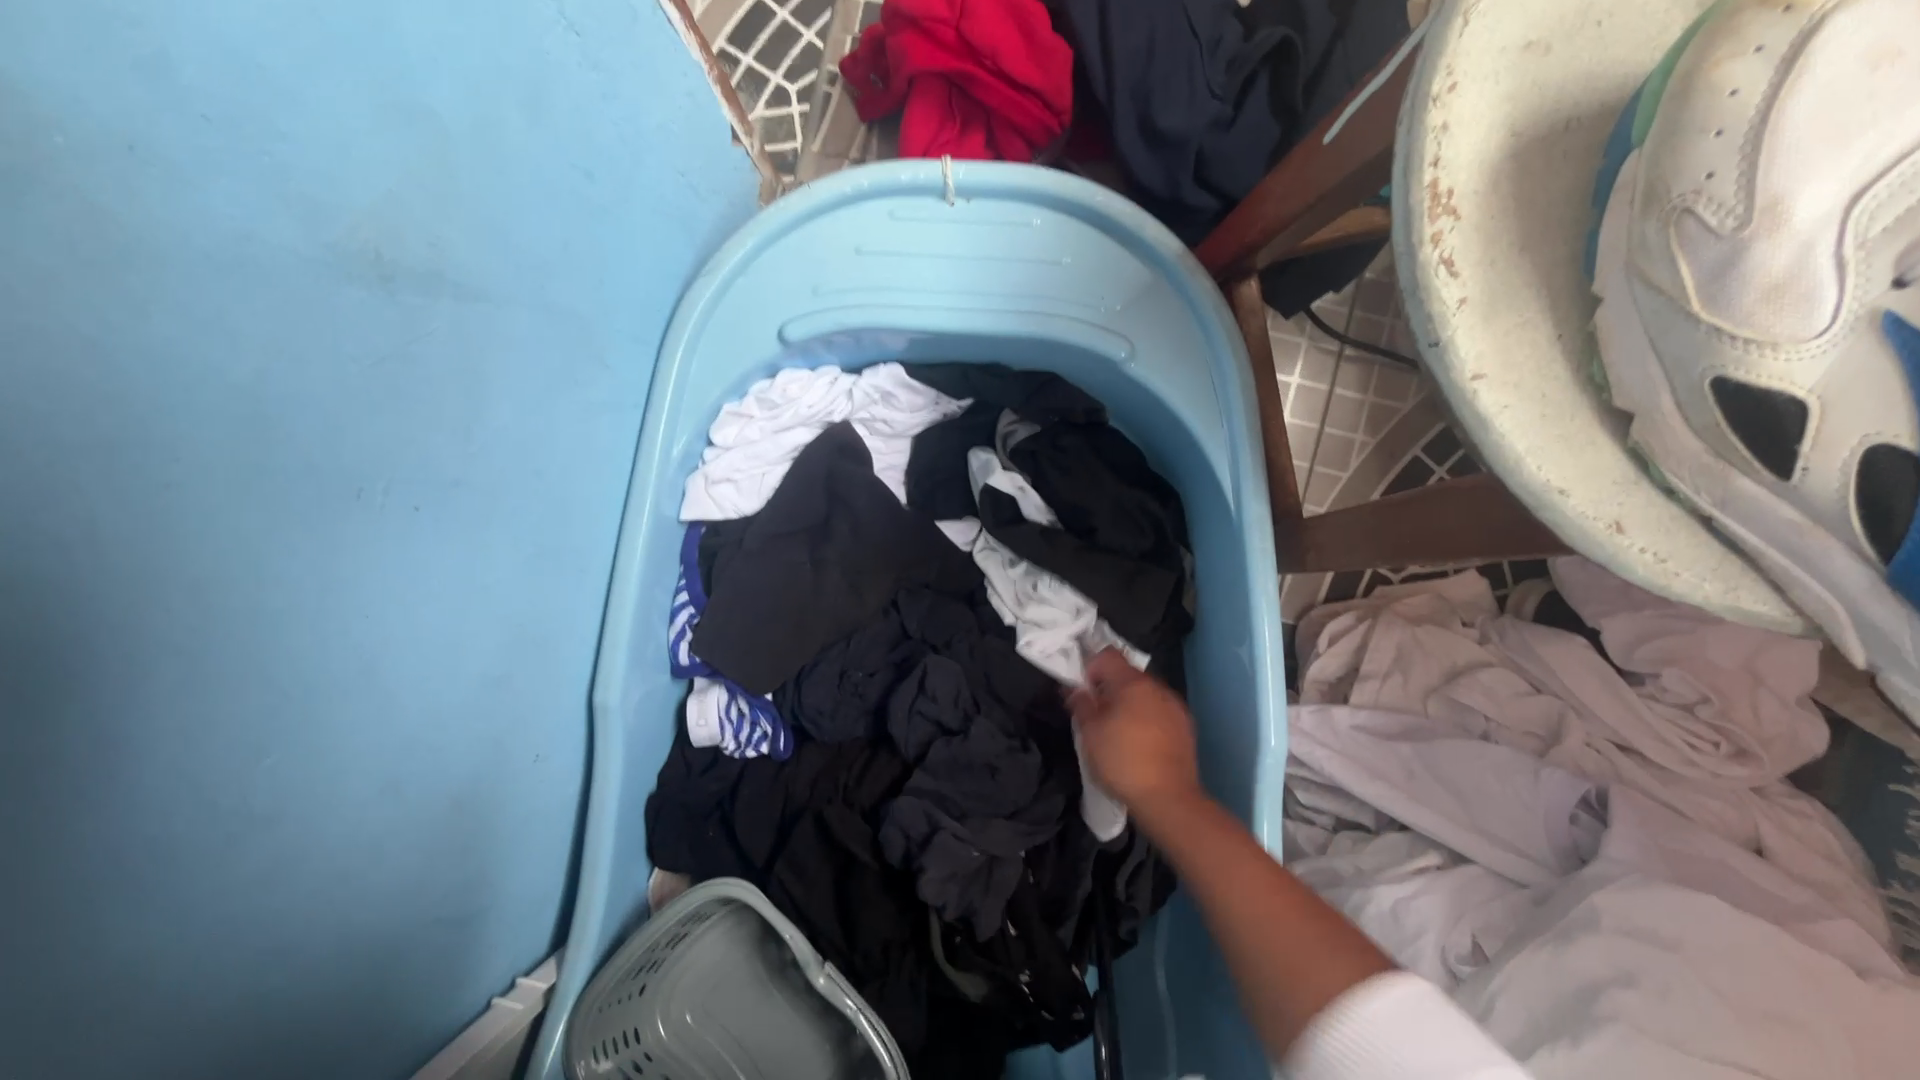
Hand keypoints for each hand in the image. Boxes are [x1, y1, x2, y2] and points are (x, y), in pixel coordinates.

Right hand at [1067, 649, 1201, 813]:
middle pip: (1127, 674)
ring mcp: (1175, 706)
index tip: (1083, 692)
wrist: (1168, 798)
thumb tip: (1075, 689)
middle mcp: (1157, 687)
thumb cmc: (1122, 761)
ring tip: (1119, 733)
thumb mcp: (1090, 733)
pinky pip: (1160, 711)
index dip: (1090, 667)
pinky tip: (1141, 744)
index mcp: (1132, 683)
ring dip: (1130, 704)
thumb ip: (1081, 704)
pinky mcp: (1186, 727)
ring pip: (1145, 694)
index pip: (1107, 655)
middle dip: (1110, 688)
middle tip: (1096, 715)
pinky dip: (1147, 719)